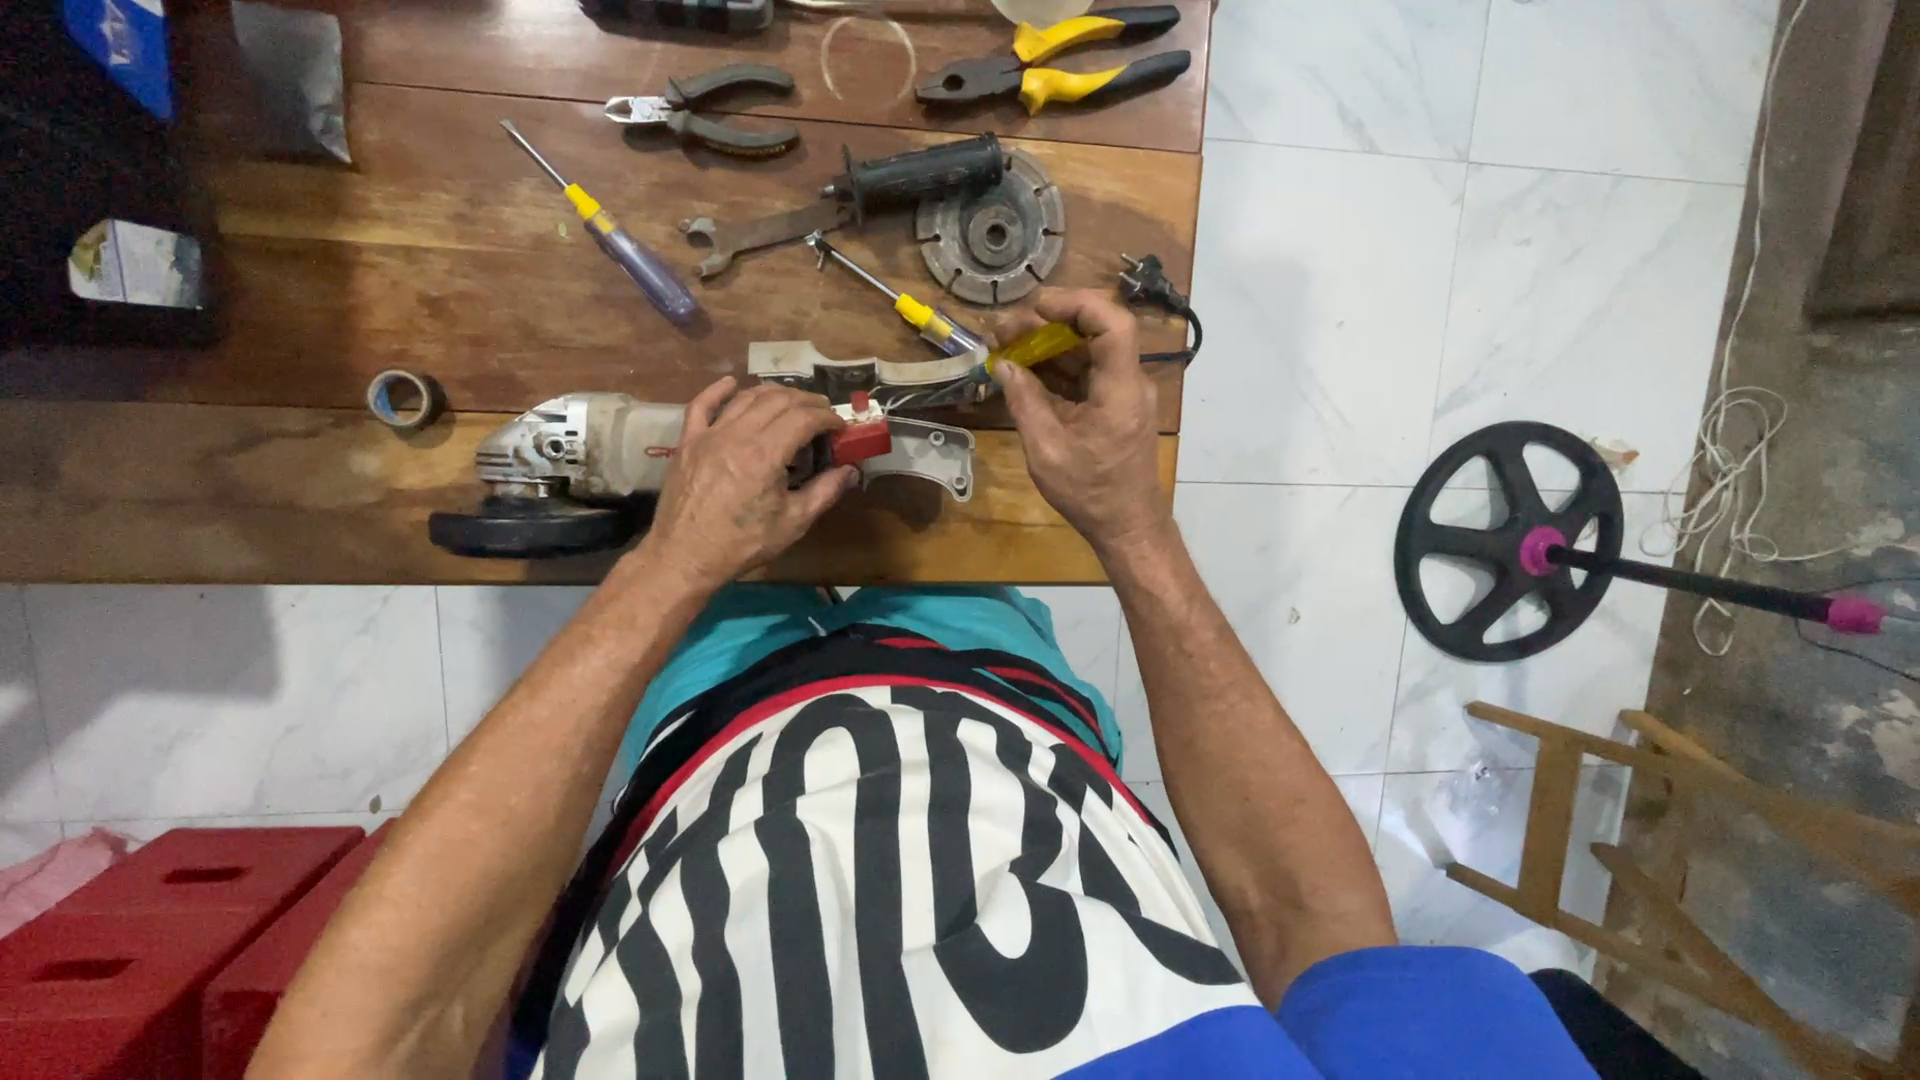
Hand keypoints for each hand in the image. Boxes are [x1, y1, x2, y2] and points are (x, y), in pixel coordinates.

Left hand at [641, 378, 856, 589]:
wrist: (684, 556)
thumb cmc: (742, 544)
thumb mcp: (792, 522)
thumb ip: (825, 491)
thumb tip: (850, 471)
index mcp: (765, 454)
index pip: (804, 418)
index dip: (827, 417)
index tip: (840, 426)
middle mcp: (737, 434)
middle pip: (778, 400)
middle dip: (807, 402)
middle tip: (822, 413)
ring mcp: (708, 434)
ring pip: (746, 397)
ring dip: (774, 394)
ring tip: (792, 402)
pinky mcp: (688, 442)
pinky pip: (701, 405)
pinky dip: (718, 389)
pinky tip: (732, 382)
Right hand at [992, 288, 1170, 555]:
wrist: (1126, 526)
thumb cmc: (1090, 495)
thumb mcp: (1046, 452)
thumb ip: (1025, 402)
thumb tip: (1004, 366)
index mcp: (1120, 391)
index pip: (1113, 324)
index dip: (1076, 304)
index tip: (1036, 307)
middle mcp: (1128, 383)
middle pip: (1095, 331)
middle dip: (1048, 322)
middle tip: (1003, 330)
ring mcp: (1122, 393)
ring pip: (1087, 350)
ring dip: (1047, 343)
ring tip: (1005, 345)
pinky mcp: (1113, 405)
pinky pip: (1085, 373)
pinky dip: (1055, 367)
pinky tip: (1023, 368)